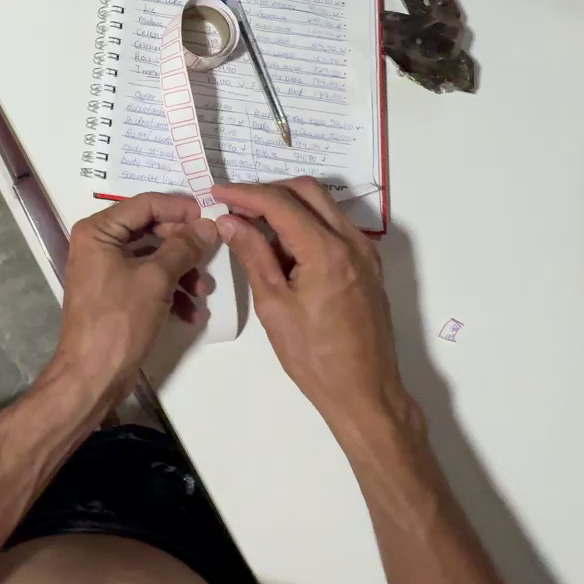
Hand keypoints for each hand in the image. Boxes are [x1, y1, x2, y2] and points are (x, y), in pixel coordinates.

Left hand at [50, 193, 217, 402]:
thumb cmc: (120, 319)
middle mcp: (99, 243)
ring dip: (181, 271)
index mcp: (99, 230)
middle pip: (150, 229)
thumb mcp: (157, 278)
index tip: (209, 216)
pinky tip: (192, 312)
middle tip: (210, 253)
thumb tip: (208, 225)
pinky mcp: (115, 293)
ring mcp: (106, 269)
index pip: (145, 203)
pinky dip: (170, 291)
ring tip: (204, 292)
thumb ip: (184, 247)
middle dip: (182, 245)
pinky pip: (147, 280)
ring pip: (152, 257)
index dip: (179, 207)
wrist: (93, 375)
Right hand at [213, 179, 415, 431]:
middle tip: (234, 204)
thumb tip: (230, 220)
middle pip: (306, 190)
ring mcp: (364, 250)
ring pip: (322, 204)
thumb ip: (253, 255)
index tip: (217, 192)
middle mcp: (352, 241)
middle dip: (267, 190)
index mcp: (326, 251)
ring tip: (252, 220)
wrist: (366, 393)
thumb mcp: (273, 306)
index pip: (280, 203)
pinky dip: (304, 220)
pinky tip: (280, 241)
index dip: (245, 193)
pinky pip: (332, 224)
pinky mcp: (366, 262)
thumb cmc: (313, 357)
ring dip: (286, 203)